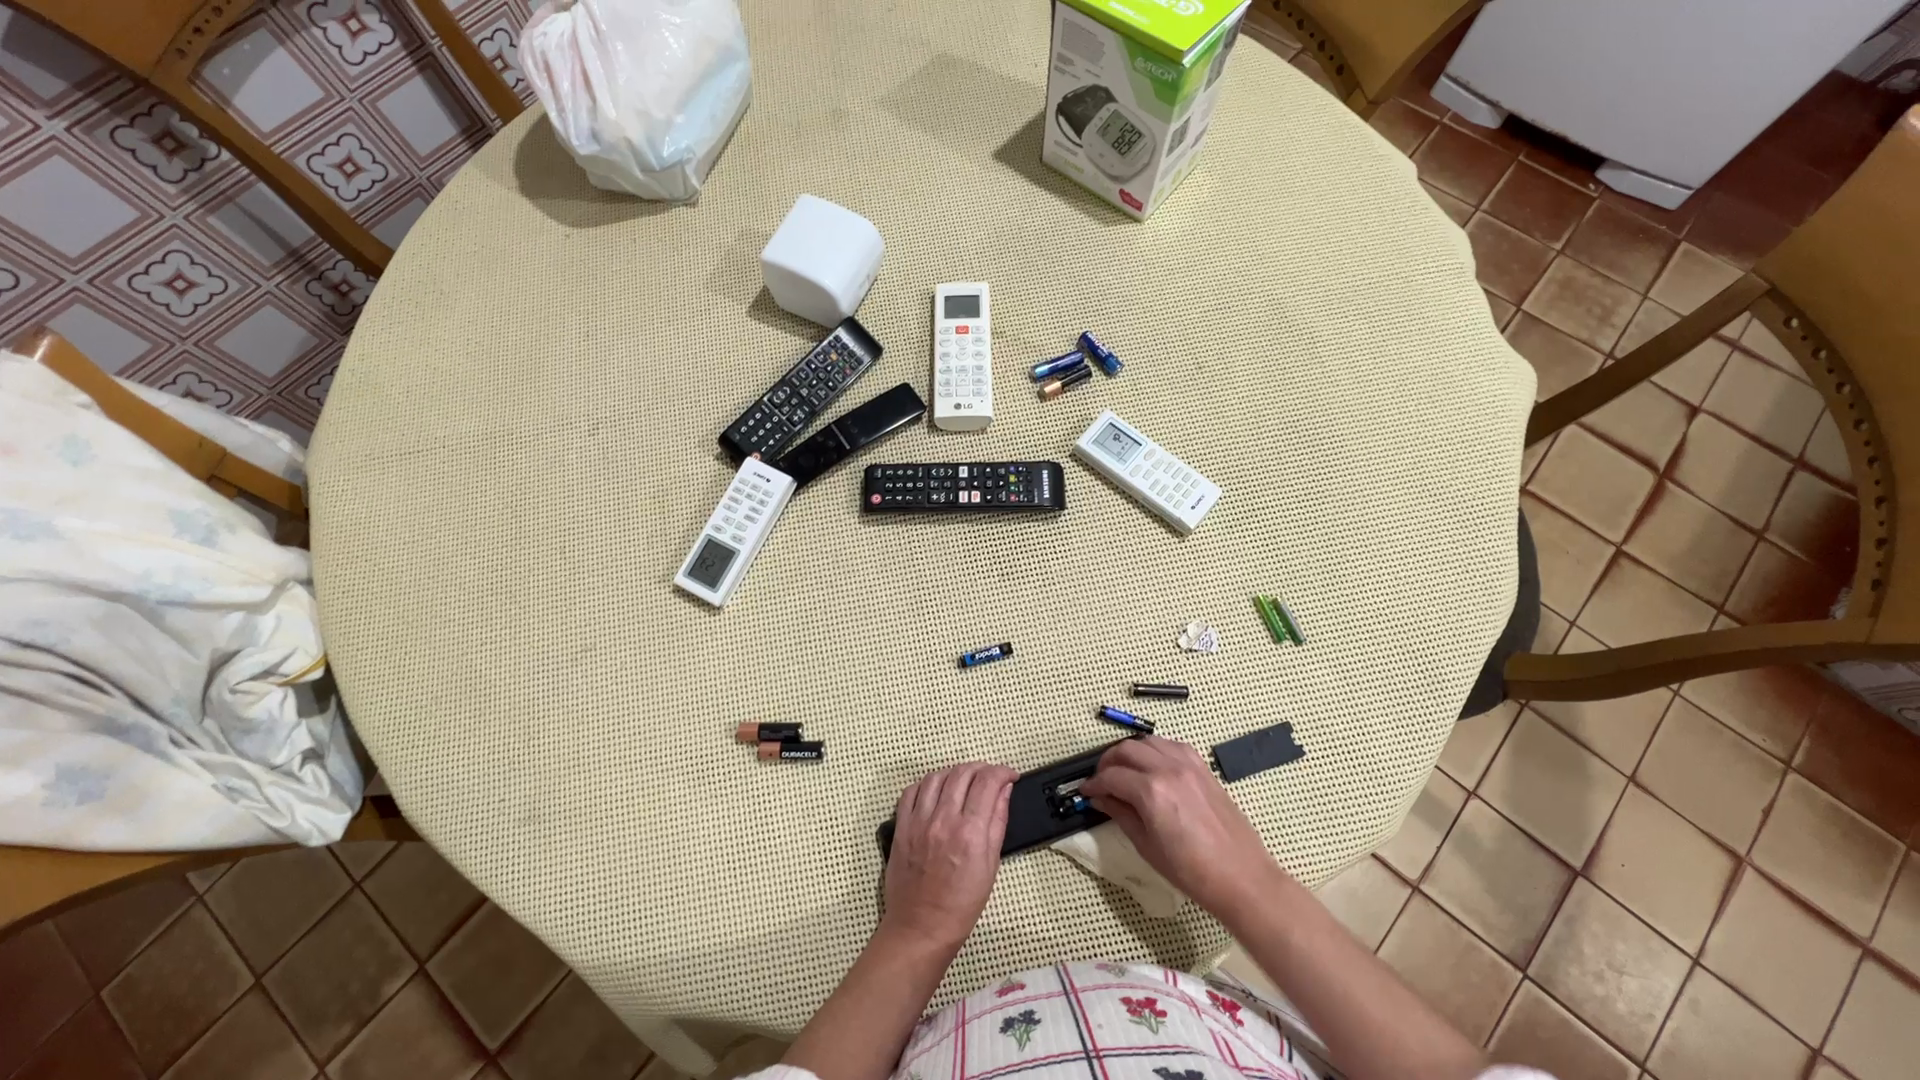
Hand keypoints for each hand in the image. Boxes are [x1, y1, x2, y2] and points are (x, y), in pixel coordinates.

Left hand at [881, 762, 1015, 950]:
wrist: (921, 927)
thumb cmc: (961, 904)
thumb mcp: (991, 865)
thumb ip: (998, 822)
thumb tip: (1004, 791)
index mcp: (971, 832)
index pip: (988, 782)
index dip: (1003, 772)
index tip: (1010, 776)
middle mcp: (943, 820)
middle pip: (962, 773)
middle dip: (981, 768)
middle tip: (990, 777)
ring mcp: (918, 822)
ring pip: (936, 777)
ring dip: (955, 772)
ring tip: (965, 781)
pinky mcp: (901, 827)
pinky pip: (911, 792)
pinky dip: (927, 784)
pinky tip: (937, 791)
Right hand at [1079, 736, 1283, 917]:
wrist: (1240, 876)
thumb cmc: (1191, 871)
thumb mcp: (1146, 846)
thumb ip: (1121, 814)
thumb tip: (1101, 799)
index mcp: (1152, 792)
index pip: (1111, 776)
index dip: (1093, 784)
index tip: (1086, 792)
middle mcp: (1169, 769)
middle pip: (1127, 749)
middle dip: (1108, 762)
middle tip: (1101, 781)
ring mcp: (1189, 766)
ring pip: (1149, 741)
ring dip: (1131, 752)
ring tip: (1124, 772)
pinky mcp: (1204, 769)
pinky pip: (1173, 746)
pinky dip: (1156, 751)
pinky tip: (1152, 768)